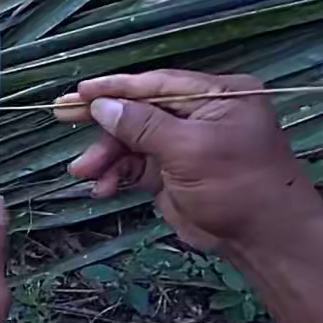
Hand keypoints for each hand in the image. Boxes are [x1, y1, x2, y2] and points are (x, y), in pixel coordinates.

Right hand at [55, 69, 322, 250]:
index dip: (115, 88)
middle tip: (61, 116)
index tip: (79, 91)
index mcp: (214, 97)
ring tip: (82, 173)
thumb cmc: (236, 184)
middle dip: (103, 124)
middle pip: (139, 113)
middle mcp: (197, 116)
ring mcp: (182, 146)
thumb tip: (103, 106)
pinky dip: (116, 177)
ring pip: (132, 144)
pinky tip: (101, 189)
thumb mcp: (189, 149)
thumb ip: (143, 126)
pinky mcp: (170, 175)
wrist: (261, 237)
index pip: (156, 84)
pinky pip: (134, 168)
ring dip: (105, 158)